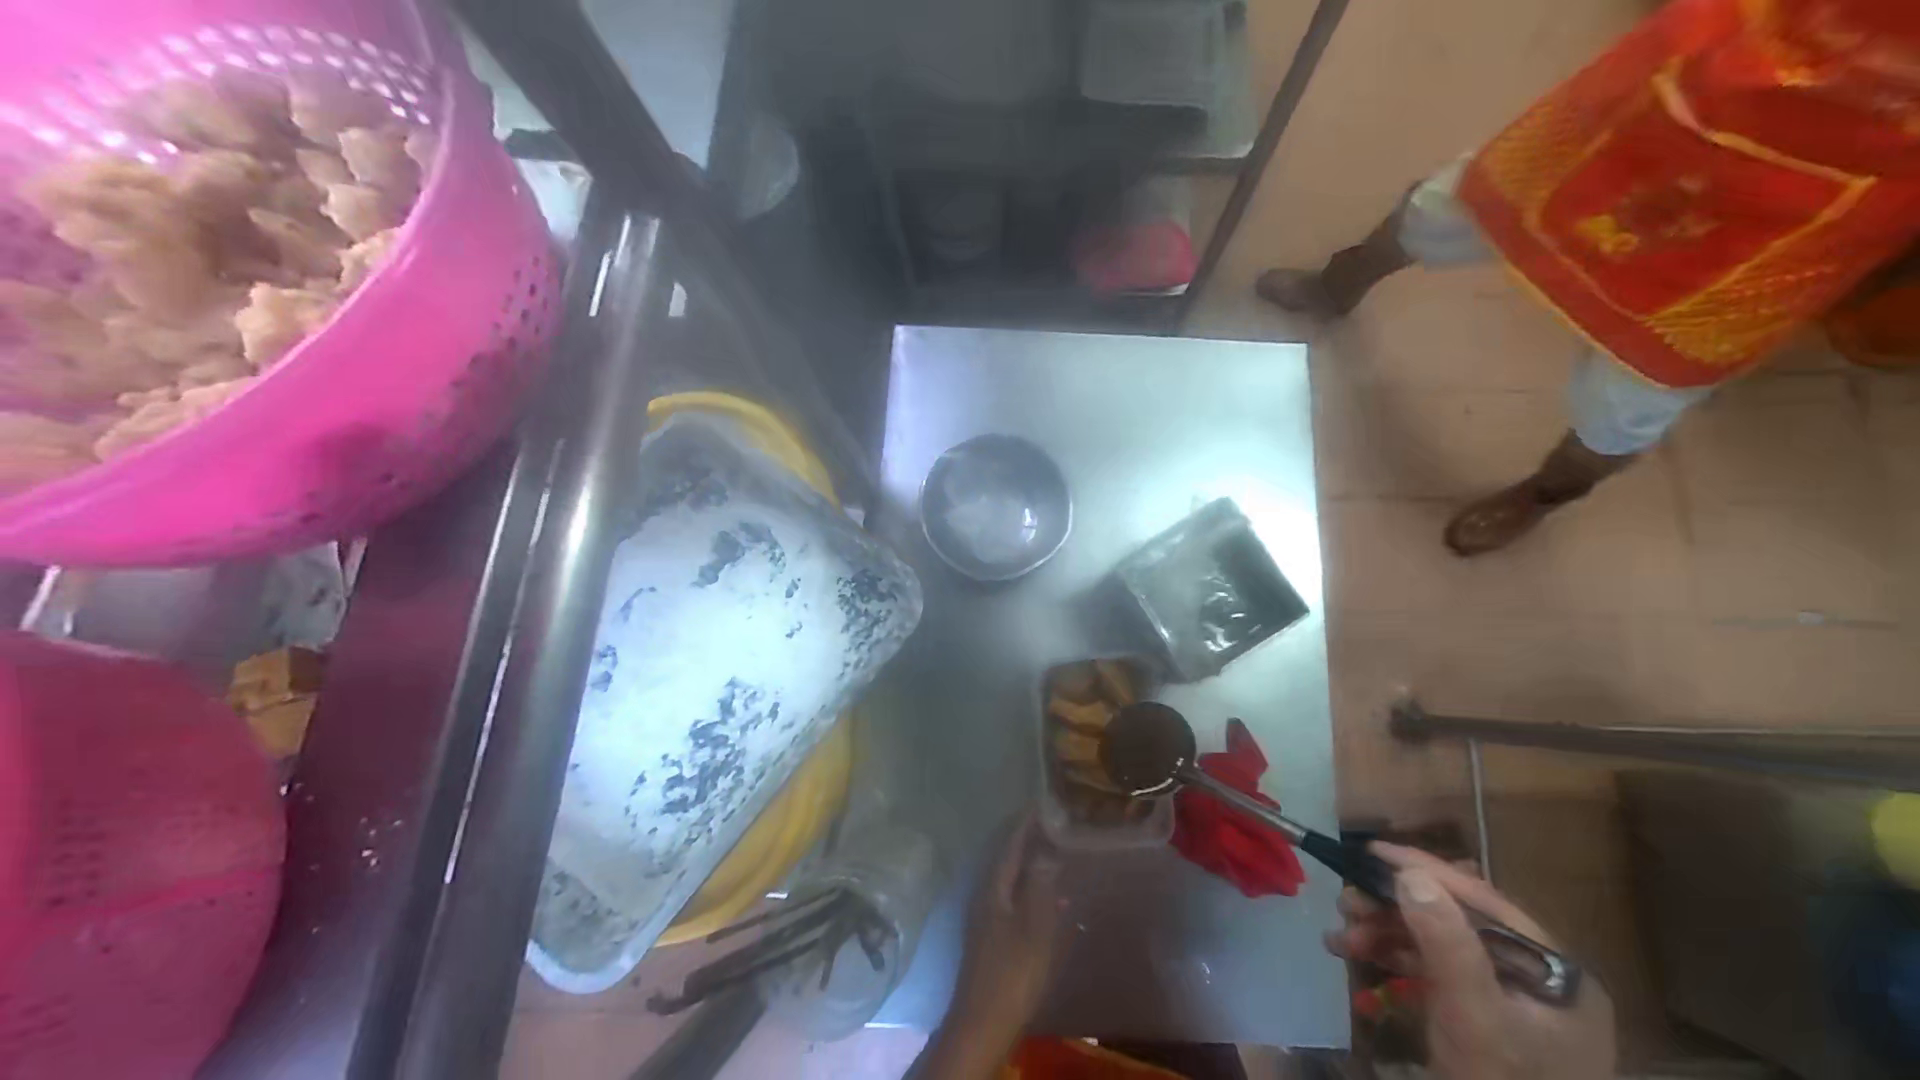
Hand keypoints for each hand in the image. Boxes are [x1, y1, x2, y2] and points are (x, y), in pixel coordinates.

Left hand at [910, 814, 1063, 1079]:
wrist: (985, 1021)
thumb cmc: (1013, 971)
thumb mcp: (1034, 925)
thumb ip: (1040, 883)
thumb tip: (1045, 846)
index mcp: (994, 886)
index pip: (1010, 842)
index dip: (1026, 822)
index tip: (1043, 801)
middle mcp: (987, 894)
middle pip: (1009, 858)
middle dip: (1029, 838)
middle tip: (1053, 821)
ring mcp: (989, 916)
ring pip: (1014, 878)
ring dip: (1034, 864)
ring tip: (1058, 851)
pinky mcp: (995, 936)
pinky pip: (1017, 899)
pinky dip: (1035, 890)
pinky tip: (1055, 898)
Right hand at [1325, 842, 1616, 1079]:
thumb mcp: (1473, 1016)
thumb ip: (1447, 944)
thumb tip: (1410, 873)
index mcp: (1554, 969)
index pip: (1483, 900)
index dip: (1425, 869)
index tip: (1372, 851)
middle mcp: (1536, 975)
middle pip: (1454, 919)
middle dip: (1393, 908)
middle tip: (1346, 903)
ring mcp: (1509, 997)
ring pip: (1437, 942)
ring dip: (1383, 931)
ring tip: (1341, 936)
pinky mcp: (1482, 1014)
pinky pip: (1433, 968)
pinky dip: (1392, 957)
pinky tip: (1353, 954)